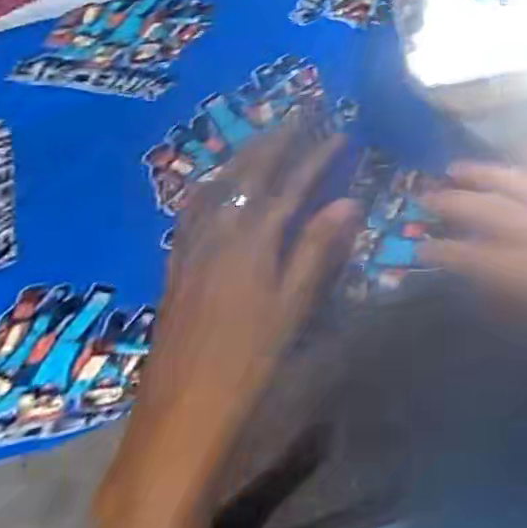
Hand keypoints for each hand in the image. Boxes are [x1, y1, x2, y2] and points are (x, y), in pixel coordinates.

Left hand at [137, 123, 359, 430]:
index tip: (339, 133)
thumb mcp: (292, 306)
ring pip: (218, 185)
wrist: (179, 413)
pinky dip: (213, 183)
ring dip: (244, 155)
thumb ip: (317, 248)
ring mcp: (191, 247)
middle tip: (299, 114)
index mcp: (251, 242)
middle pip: (248, 173)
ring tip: (264, 137)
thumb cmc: (248, 362)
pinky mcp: (177, 265)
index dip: (316, 156)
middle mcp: (217, 234)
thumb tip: (349, 200)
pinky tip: (216, 184)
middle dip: (276, 140)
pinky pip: (194, 208)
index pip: (290, 186)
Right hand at [424, 162, 526, 341]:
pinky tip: (521, 150)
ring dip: (484, 173)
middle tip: (426, 198)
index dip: (447, 251)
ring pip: (518, 181)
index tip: (422, 246)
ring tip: (455, 166)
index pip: (481, 258)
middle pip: (491, 212)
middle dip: (454, 204)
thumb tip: (497, 289)